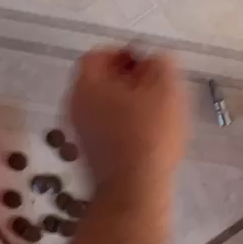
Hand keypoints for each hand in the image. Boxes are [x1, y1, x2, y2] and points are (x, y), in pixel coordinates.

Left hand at [65, 47, 187, 190]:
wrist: (134, 190)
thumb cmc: (150, 134)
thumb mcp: (166, 89)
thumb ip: (161, 63)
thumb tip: (155, 58)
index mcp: (87, 84)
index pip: (98, 55)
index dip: (124, 53)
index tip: (148, 64)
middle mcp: (75, 105)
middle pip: (98, 80)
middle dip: (126, 78)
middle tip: (154, 85)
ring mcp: (78, 131)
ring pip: (102, 104)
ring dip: (126, 101)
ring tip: (154, 109)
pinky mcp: (89, 152)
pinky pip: (104, 125)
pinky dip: (122, 122)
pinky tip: (145, 132)